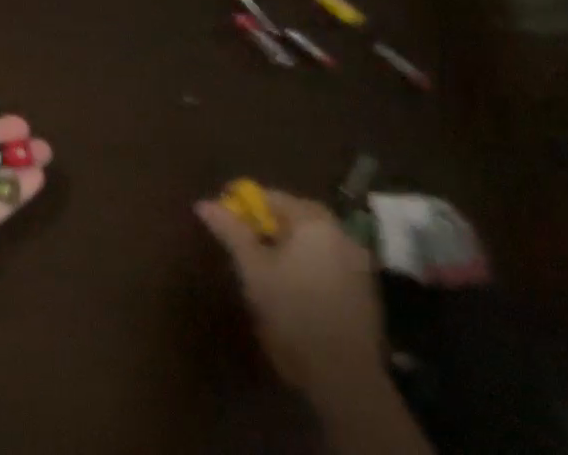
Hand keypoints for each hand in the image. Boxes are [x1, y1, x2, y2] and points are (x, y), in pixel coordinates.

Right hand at [196, 189, 383, 398]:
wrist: (341, 370)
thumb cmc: (290, 309)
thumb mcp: (251, 267)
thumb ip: (230, 230)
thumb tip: (203, 202)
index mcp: (315, 224)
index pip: (275, 197)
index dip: (246, 201)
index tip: (225, 212)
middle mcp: (343, 236)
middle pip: (300, 215)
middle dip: (270, 220)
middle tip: (243, 235)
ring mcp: (358, 263)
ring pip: (316, 238)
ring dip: (289, 240)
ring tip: (262, 258)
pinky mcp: (364, 289)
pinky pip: (329, 259)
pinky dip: (308, 259)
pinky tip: (291, 280)